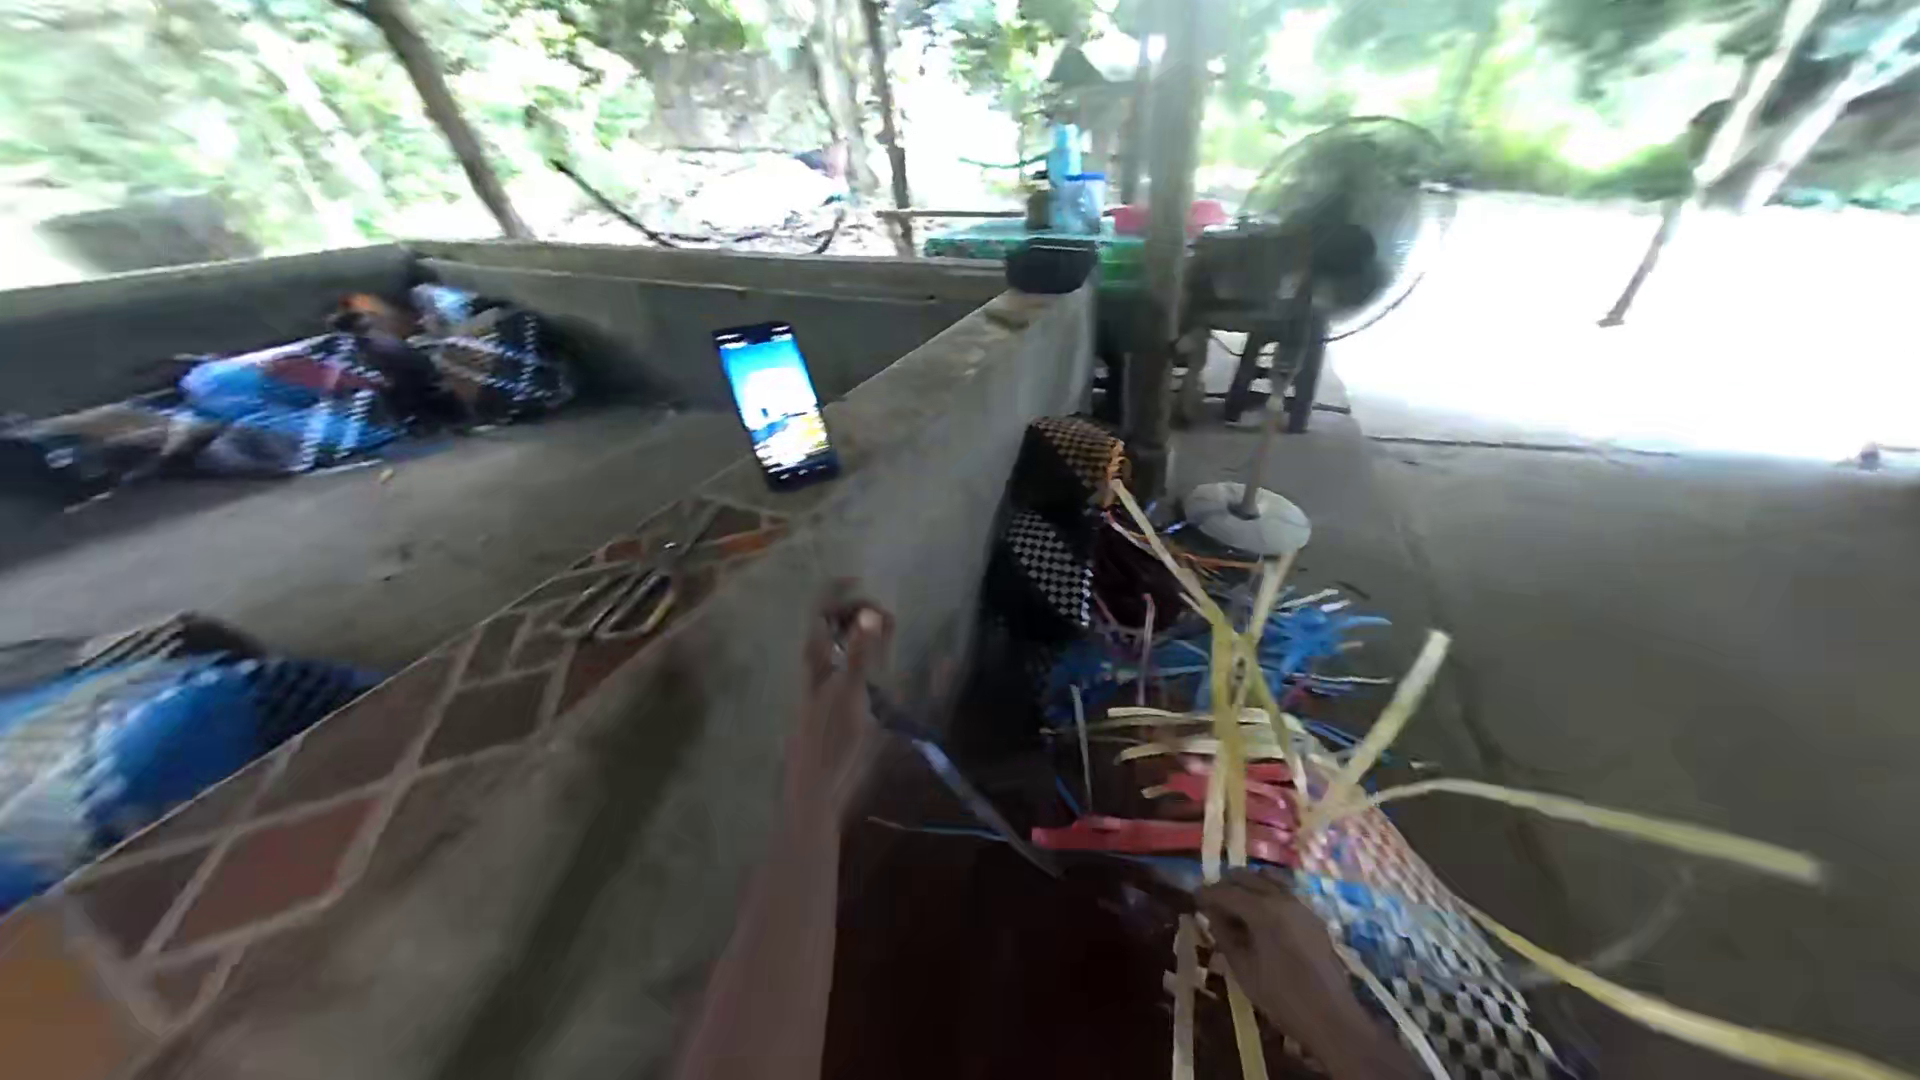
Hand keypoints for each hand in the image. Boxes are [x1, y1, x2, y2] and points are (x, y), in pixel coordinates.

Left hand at [787, 597, 891, 830]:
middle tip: (885, 617)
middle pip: (829, 622)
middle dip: (855, 609)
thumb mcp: (850, 694)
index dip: (838, 590)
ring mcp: (821, 682)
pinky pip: (844, 663)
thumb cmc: (831, 741)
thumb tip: (872, 612)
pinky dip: (861, 653)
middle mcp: (814, 664)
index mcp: (814, 658)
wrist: (814, 788)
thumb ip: (860, 652)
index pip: (820, 609)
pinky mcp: (830, 700)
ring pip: (837, 643)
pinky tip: (878, 664)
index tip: (863, 581)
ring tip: (886, 634)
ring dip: (859, 631)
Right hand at [1197, 869, 1422, 1079]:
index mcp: (1262, 911)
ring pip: (1268, 878)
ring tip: (1237, 900)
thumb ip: (1224, 936)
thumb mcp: (1243, 970)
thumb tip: (1212, 914)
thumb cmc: (1283, 999)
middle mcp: (1281, 899)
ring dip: (1248, 884)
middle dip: (1226, 884)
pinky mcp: (1313, 916)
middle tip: (1213, 899)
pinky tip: (1262, 912)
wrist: (1335, 1021)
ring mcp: (1301, 905)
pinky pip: (1284, 891)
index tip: (1194, 898)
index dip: (1206, 893)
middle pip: (1246, 877)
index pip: (1225, 891)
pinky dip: (1267, 892)